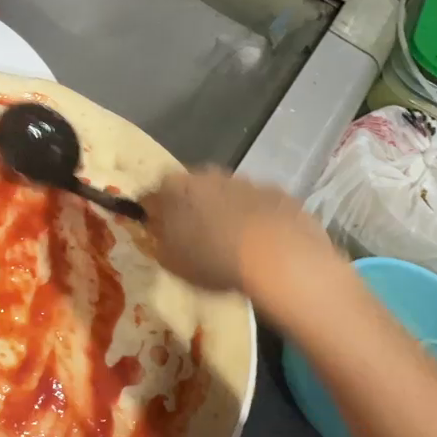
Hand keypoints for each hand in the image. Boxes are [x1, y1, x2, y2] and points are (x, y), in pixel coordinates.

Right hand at [140, 170, 344, 306]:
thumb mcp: (172, 261)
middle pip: (193, 188)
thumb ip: (158, 241)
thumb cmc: (215, 260)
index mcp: (174, 187)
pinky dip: (257, 218)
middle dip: (192, 207)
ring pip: (228, 194)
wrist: (281, 258)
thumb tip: (155, 231)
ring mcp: (245, 181)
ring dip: (227, 212)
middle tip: (197, 237)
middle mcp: (207, 174)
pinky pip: (258, 204)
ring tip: (233, 245)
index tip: (159, 229)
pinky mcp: (277, 193)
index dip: (155, 211)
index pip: (154, 192)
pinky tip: (264, 245)